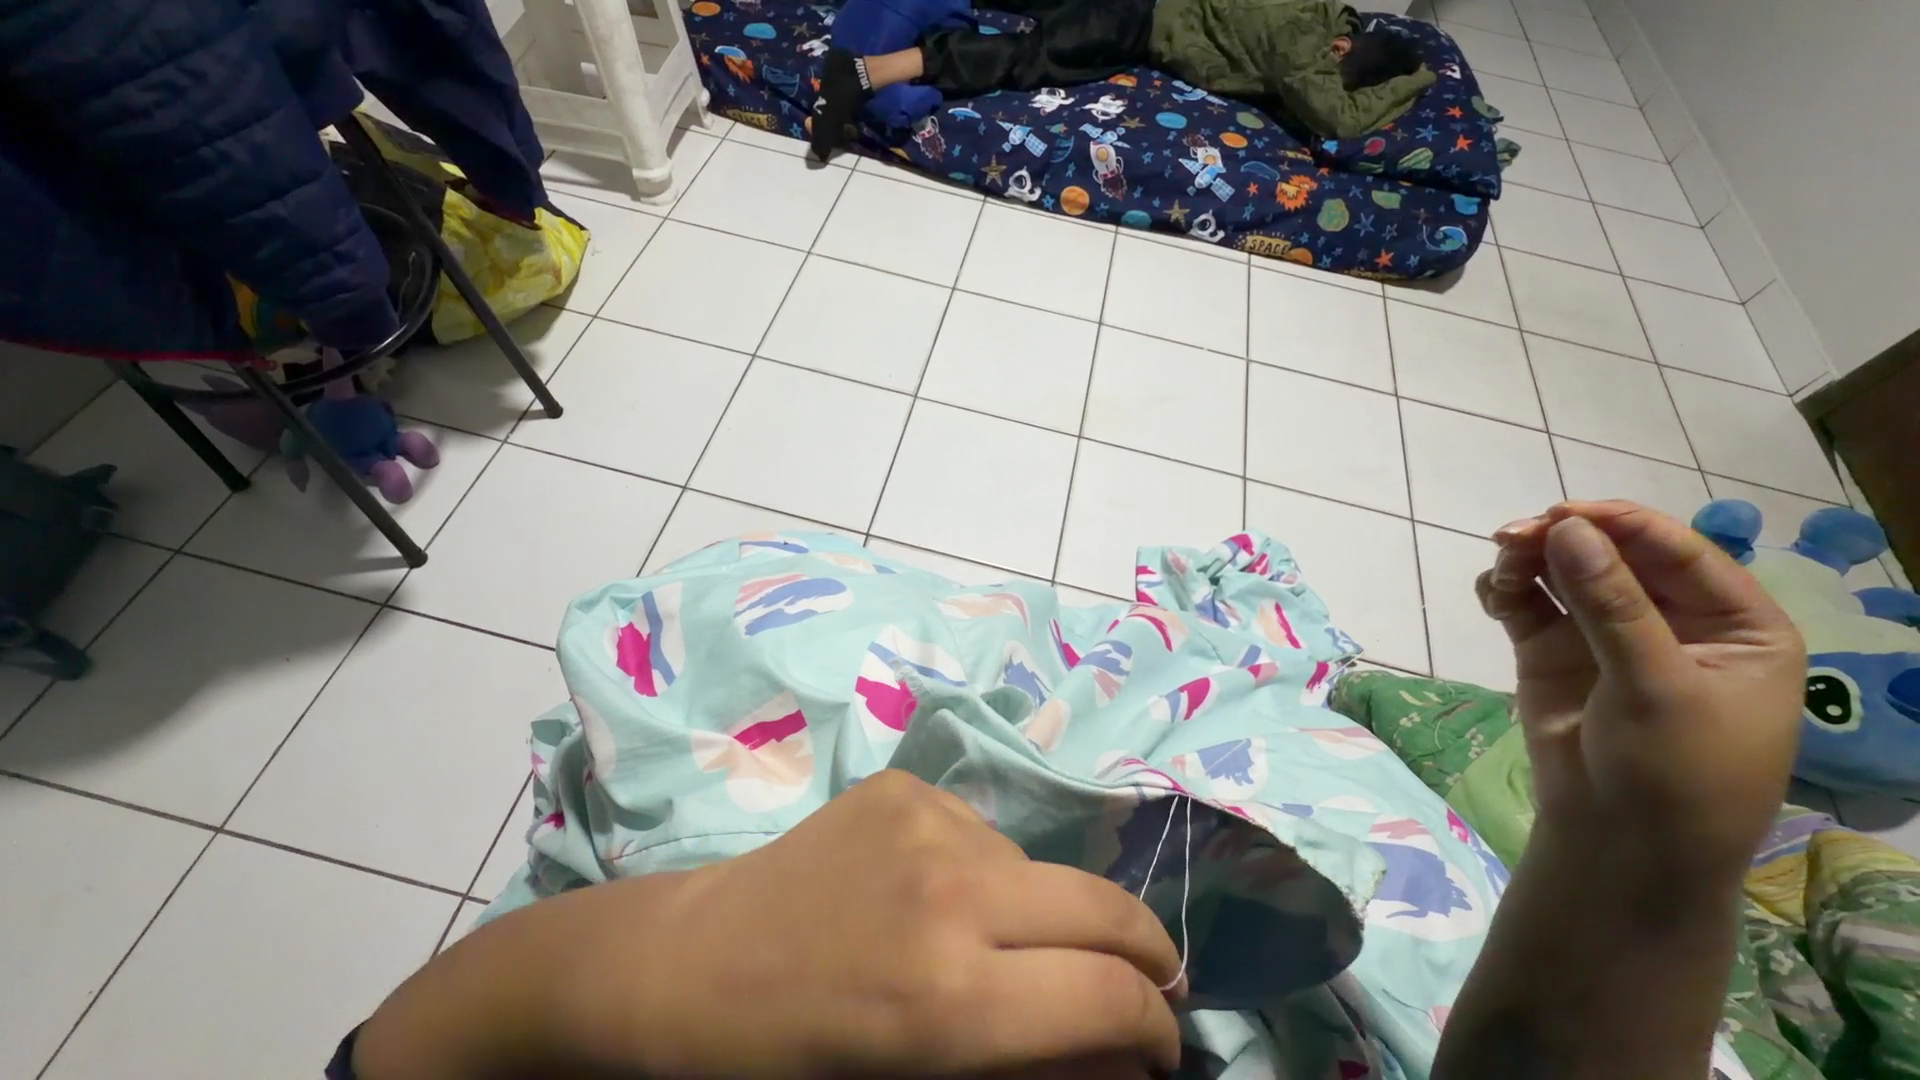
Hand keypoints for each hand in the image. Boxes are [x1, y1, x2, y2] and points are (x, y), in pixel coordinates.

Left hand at [425, 769, 1176, 1079]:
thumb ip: (1041, 1069)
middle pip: (1105, 908)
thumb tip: (1130, 1059)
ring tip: (1000, 946)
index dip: (1155, 1029)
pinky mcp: (903, 784)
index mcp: (951, 997)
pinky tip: (939, 896)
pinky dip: (989, 873)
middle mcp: (951, 891)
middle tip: (1145, 985)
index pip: (1112, 996)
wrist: (692, 964)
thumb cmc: (797, 1057)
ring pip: (1041, 870)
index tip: (1160, 1046)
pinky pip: (985, 833)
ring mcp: (926, 820)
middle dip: (1146, 954)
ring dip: (1048, 915)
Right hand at [1475, 501, 1804, 892]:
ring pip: (1563, 574)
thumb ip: (1612, 604)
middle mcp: (1669, 618)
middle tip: (1510, 538)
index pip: (1677, 551)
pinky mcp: (1553, 652)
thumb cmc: (1675, 771)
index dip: (1619, 524)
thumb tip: (1565, 528)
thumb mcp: (1655, 685)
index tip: (1560, 513)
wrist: (1620, 843)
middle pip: (1612, 555)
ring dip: (1528, 562)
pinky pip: (1529, 605)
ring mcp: (1605, 634)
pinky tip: (1494, 596)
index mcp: (1731, 622)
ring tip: (1500, 570)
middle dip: (1561, 540)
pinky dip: (1507, 592)